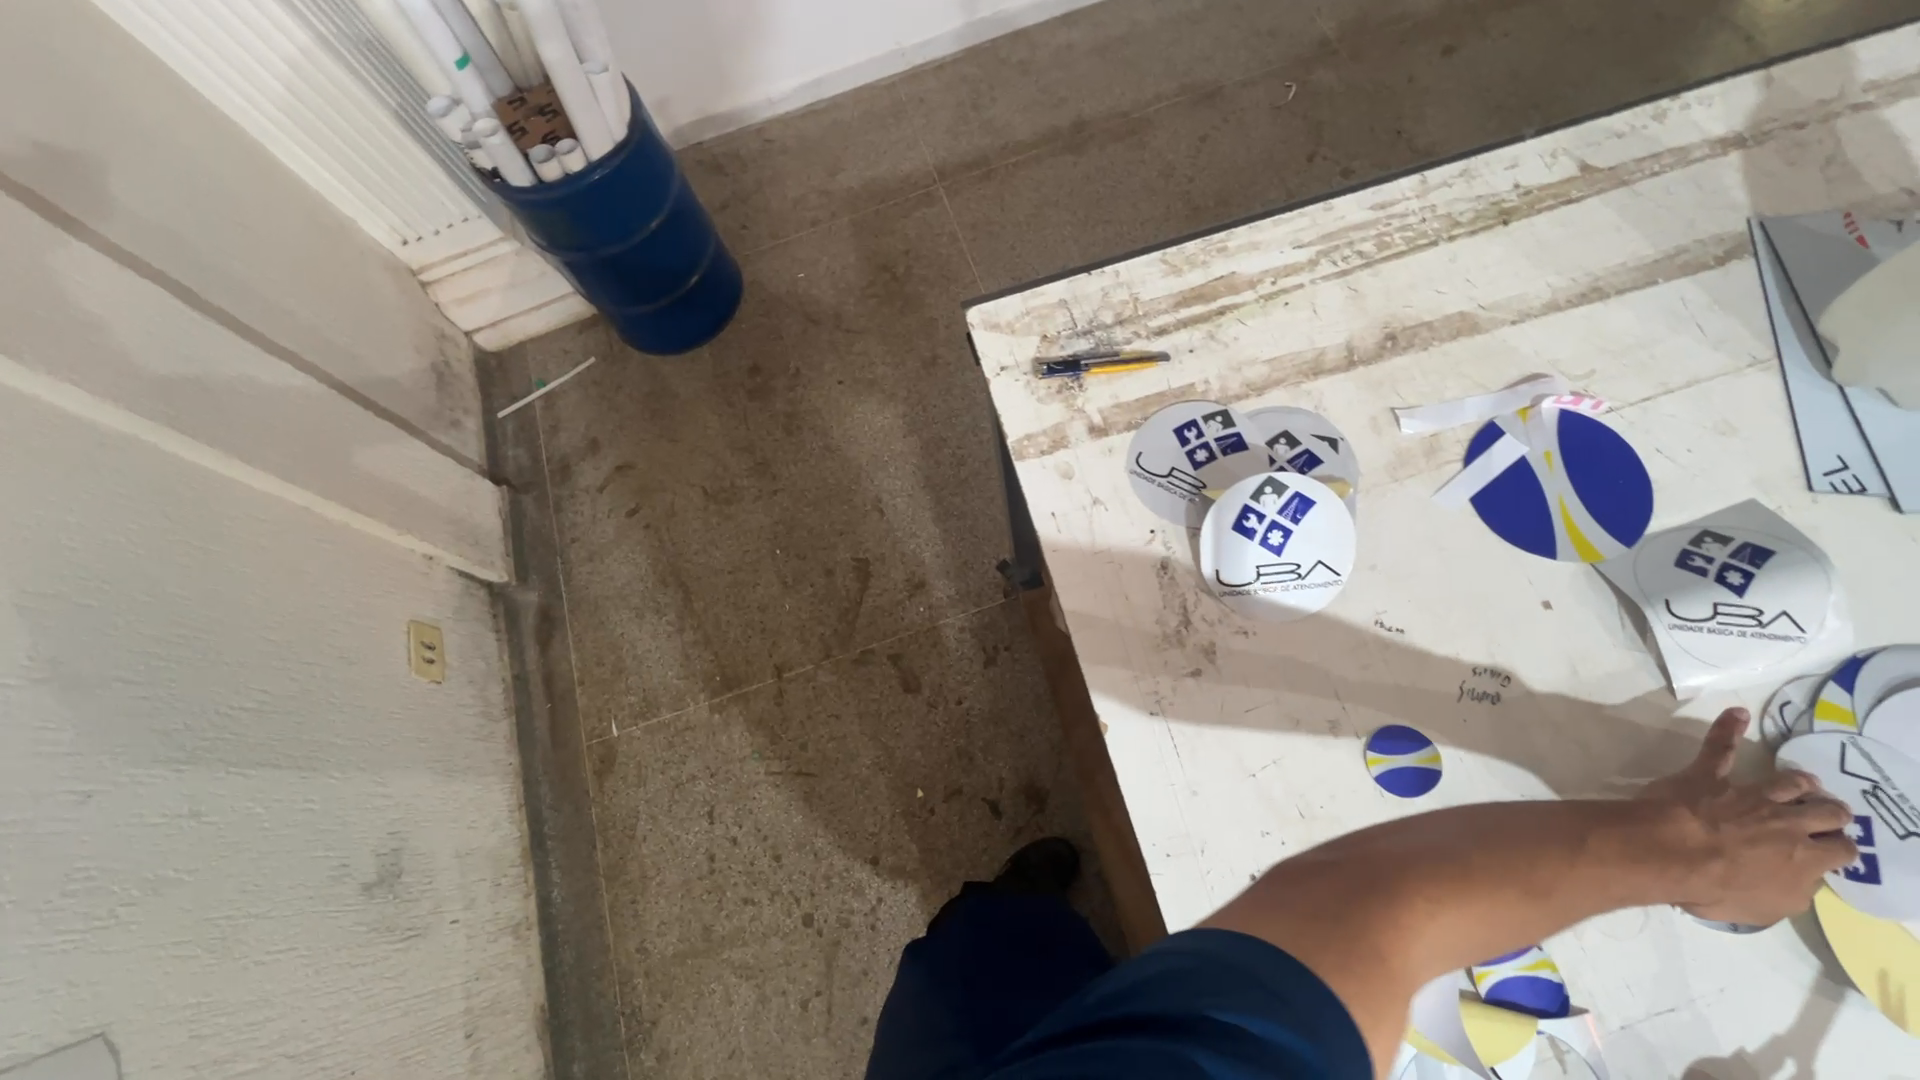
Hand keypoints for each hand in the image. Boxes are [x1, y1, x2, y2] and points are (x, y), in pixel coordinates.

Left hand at [1640, 708, 1857, 925]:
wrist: (1668, 853)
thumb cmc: (1712, 888)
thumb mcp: (1765, 909)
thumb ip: (1788, 892)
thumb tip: (1797, 881)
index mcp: (1804, 858)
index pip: (1841, 850)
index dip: (1838, 848)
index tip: (1832, 847)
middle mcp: (1786, 822)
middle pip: (1826, 811)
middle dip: (1831, 812)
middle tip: (1828, 813)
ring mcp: (1747, 795)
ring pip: (1788, 782)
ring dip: (1800, 782)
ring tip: (1805, 782)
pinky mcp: (1707, 776)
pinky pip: (1719, 746)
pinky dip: (1727, 728)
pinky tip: (1736, 713)